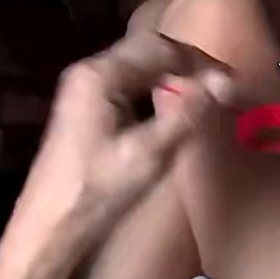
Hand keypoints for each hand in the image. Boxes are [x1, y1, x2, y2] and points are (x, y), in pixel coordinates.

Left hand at [0, 29, 235, 278]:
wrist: (46, 229)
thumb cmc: (96, 194)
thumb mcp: (149, 155)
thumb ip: (187, 114)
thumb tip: (224, 83)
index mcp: (99, 75)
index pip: (161, 48)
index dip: (201, 62)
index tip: (233, 82)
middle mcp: (89, 70)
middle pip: (148, 50)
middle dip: (188, 64)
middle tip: (222, 87)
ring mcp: (83, 87)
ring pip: (138, 65)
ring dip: (173, 75)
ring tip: (205, 95)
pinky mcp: (84, 105)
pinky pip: (127, 83)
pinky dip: (155, 88)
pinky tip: (172, 107)